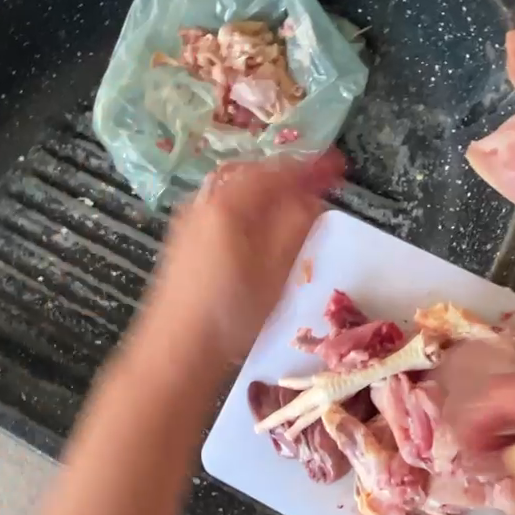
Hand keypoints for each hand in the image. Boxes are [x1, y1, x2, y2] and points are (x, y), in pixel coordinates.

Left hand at [135, 152, 344, 367]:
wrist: (176, 347)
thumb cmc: (232, 312)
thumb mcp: (276, 269)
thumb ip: (296, 225)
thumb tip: (310, 198)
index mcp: (231, 202)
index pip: (279, 171)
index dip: (311, 167)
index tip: (337, 167)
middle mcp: (206, 201)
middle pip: (253, 173)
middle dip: (287, 175)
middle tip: (316, 184)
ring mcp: (190, 219)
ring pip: (235, 189)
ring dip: (266, 190)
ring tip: (292, 203)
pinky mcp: (184, 239)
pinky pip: (221, 206)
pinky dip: (246, 206)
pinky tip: (257, 226)